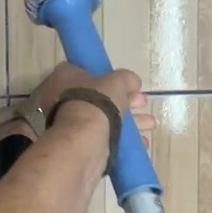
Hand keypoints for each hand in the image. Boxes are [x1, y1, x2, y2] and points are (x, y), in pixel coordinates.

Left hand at [37, 62, 153, 151]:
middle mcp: (60, 98)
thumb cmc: (96, 102)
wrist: (83, 141)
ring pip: (102, 117)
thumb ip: (126, 78)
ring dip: (129, 121)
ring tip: (150, 124)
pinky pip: (103, 135)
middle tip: (142, 103)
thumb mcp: (117, 82)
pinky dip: (122, 137)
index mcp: (64, 76)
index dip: (108, 76)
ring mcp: (68, 122)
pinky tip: (142, 141)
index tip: (126, 84)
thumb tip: (133, 81)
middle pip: (98, 96)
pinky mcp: (78, 142)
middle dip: (124, 101)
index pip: (85, 71)